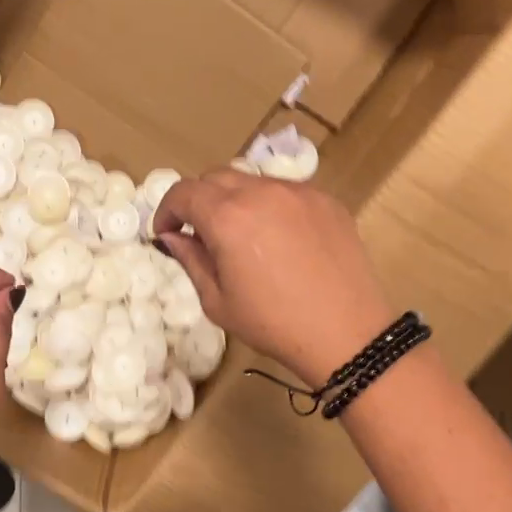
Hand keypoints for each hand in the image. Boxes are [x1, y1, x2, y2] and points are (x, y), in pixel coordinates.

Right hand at [152, 171, 394, 385]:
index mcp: (227, 217)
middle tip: (199, 232)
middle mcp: (261, 192)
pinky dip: (271, 206)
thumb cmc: (273, 324)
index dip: (167, 210)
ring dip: (235, 200)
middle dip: (199, 200)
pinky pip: (286, 192)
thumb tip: (173, 237)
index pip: (184, 192)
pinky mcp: (326, 200)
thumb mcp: (218, 301)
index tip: (166, 232)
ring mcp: (298, 192)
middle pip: (216, 177)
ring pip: (253, 181)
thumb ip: (191, 260)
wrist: (346, 333)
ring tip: (242, 236)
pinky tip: (280, 240)